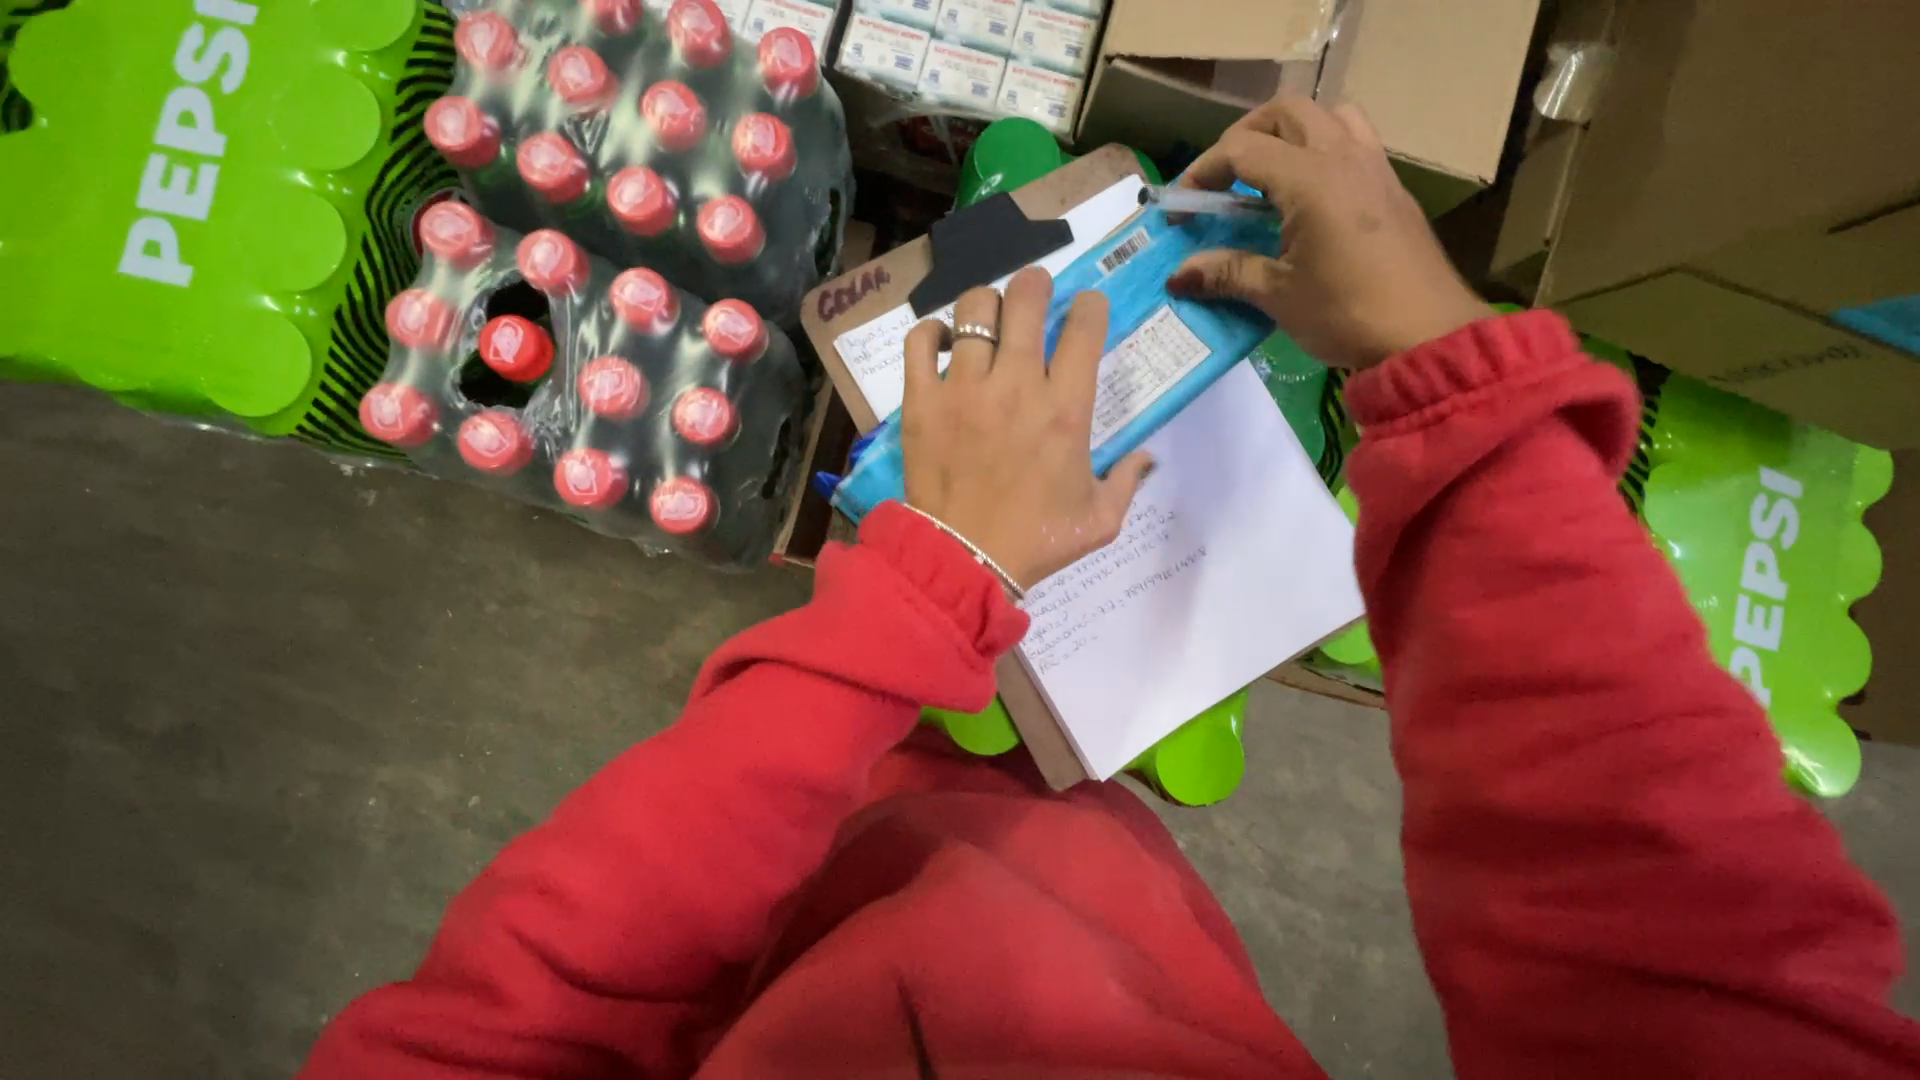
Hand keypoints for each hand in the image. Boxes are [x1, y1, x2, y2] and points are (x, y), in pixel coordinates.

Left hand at [900, 267, 1154, 590]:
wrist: (966, 561)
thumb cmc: (1036, 540)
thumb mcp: (1100, 520)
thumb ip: (1127, 483)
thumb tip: (1147, 458)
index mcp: (1066, 408)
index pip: (1084, 327)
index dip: (1089, 306)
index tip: (1085, 311)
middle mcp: (1017, 385)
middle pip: (1026, 300)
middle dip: (1035, 283)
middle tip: (1034, 292)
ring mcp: (964, 389)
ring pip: (973, 310)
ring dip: (986, 304)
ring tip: (988, 317)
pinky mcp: (922, 401)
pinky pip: (919, 343)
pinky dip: (930, 333)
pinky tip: (941, 342)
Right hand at [1168, 95, 1492, 369]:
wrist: (1425, 336)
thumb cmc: (1346, 313)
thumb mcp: (1277, 295)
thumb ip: (1226, 273)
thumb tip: (1178, 275)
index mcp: (1311, 179)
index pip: (1243, 150)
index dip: (1203, 173)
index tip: (1182, 210)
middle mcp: (1344, 157)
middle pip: (1286, 113)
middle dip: (1243, 137)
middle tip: (1221, 178)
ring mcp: (1374, 167)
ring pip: (1326, 117)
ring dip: (1288, 134)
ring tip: (1265, 175)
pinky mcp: (1391, 187)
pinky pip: (1352, 141)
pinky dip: (1320, 150)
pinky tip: (1306, 196)